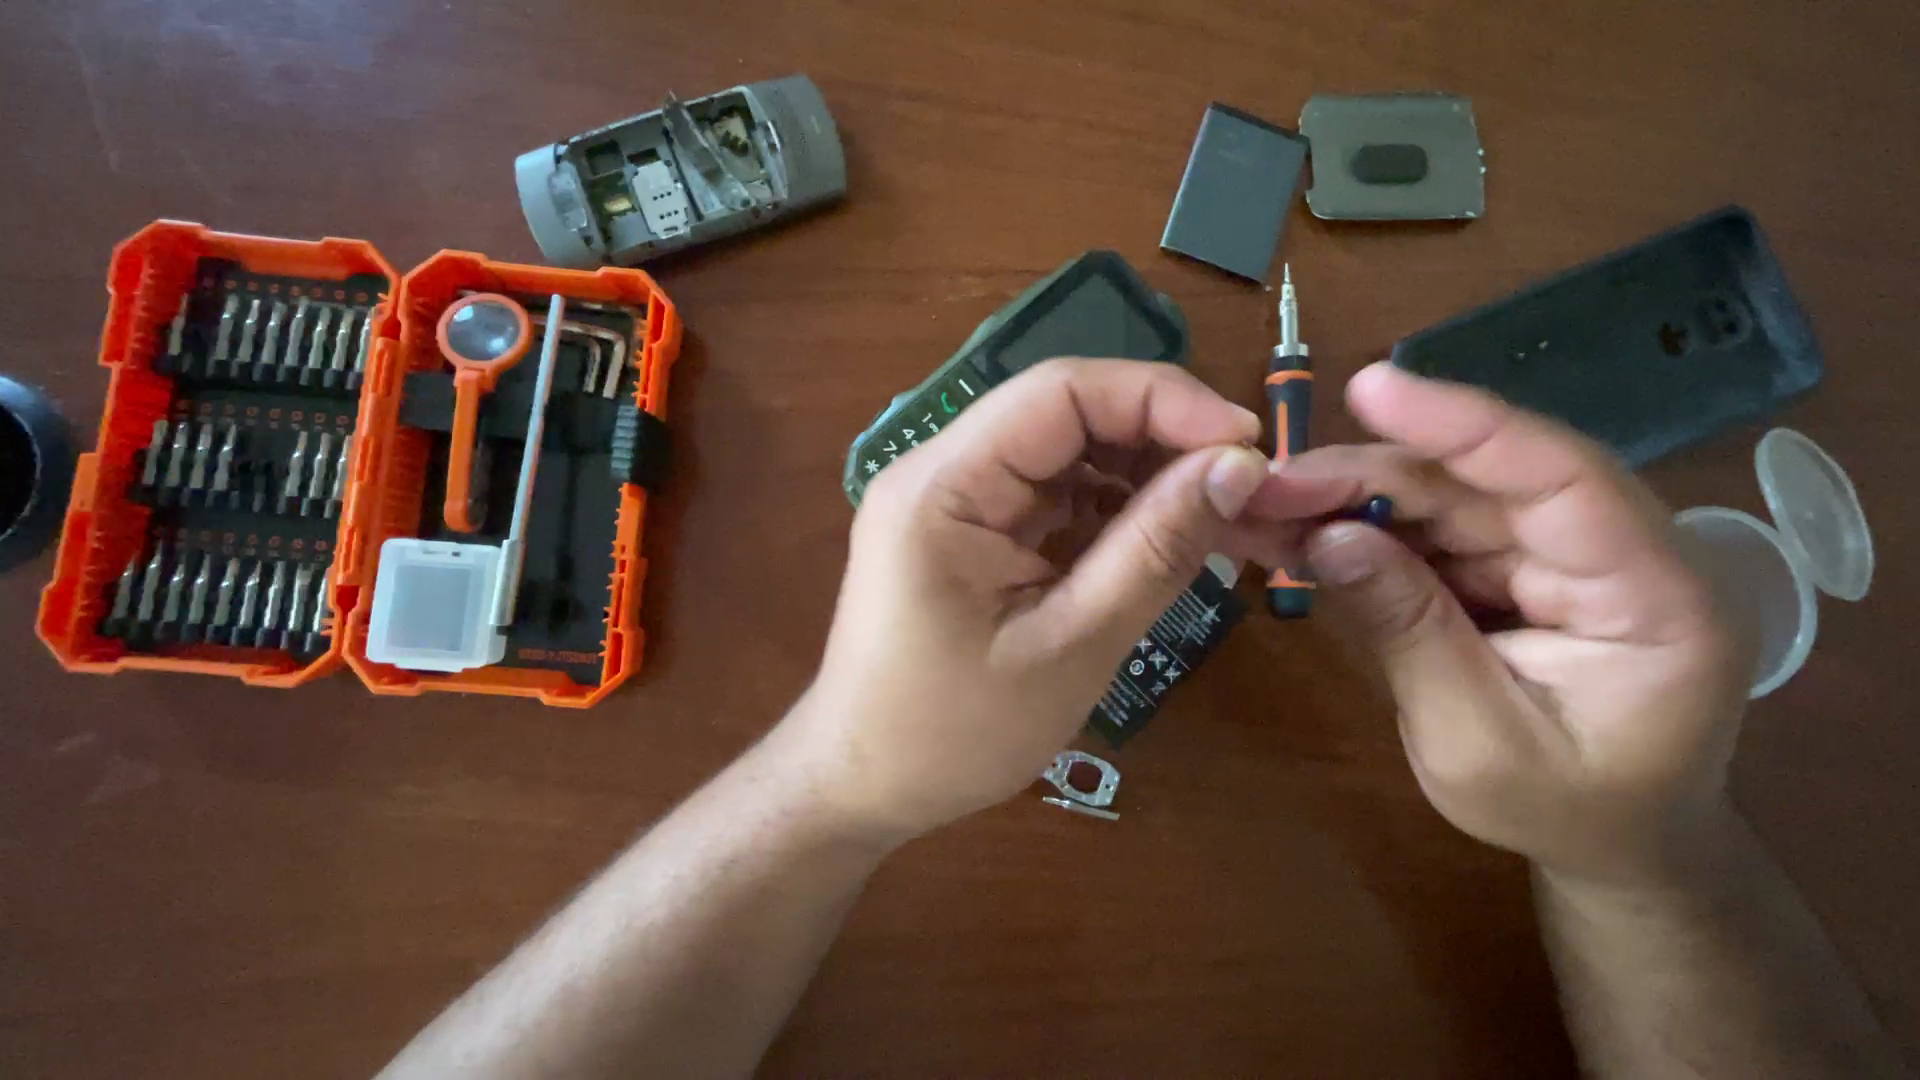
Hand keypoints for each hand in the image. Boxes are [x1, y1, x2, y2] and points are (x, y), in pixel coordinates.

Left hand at [778, 359, 1344, 842]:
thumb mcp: (1069, 646)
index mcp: (942, 485)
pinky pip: (1055, 500)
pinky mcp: (971, 533)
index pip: (1061, 392)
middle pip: (1068, 417)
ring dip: (1148, 481)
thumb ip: (1153, 550)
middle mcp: (941, 471)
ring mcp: (954, 501)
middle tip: (1252, 490)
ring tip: (1227, 522)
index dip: (1163, 399)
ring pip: (1070, 457)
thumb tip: (1239, 467)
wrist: (865, 784)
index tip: (1250, 443)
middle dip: (1165, 442)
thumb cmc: (953, 735)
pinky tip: (1167, 542)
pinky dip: (1115, 516)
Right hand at [1284, 363, 1751, 885]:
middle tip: (1261, 484)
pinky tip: (1291, 532)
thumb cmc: (1566, 811)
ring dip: (1343, 499)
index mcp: (1649, 593)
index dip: (1465, 425)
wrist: (1608, 840)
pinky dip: (1352, 530)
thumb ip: (1410, 632)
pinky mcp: (1502, 563)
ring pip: (1435, 498)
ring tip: (1258, 508)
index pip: (1562, 477)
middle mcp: (1603, 549)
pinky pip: (1419, 531)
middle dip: (1361, 475)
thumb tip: (1327, 536)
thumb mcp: (1477, 741)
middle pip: (1474, 481)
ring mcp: (1548, 553)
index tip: (1370, 389)